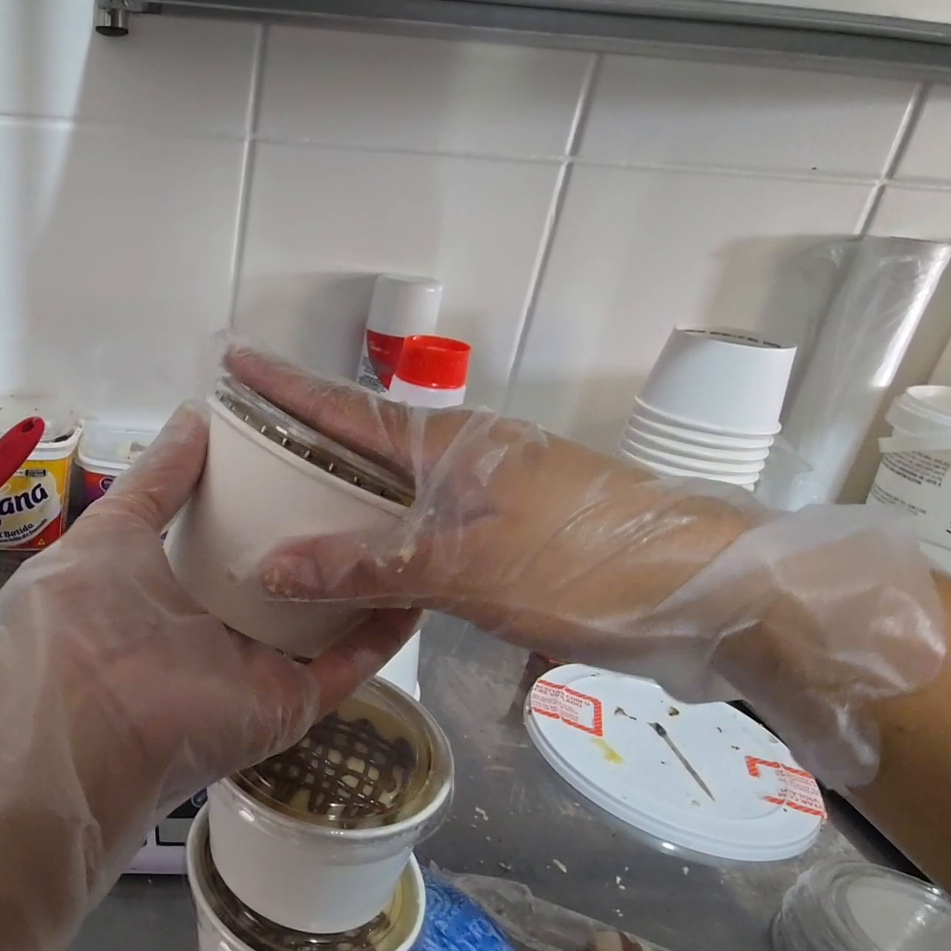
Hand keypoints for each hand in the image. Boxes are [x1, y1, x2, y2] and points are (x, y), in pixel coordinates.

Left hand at [0, 405, 418, 950]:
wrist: (81, 715)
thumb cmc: (83, 608)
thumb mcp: (112, 526)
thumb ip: (158, 475)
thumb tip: (196, 415)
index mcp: (171, 590)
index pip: (229, 543)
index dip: (263, 503)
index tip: (303, 458)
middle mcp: (216, 630)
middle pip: (281, 581)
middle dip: (320, 538)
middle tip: (366, 484)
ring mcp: (257, 668)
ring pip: (323, 620)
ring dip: (359, 578)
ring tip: (404, 521)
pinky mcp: (291, 699)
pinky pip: (350, 663)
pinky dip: (384, 629)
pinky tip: (417, 581)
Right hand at [230, 344, 944, 786]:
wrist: (717, 591)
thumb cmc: (585, 565)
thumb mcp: (465, 569)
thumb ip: (367, 567)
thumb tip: (269, 565)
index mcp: (448, 445)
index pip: (344, 407)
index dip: (284, 387)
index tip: (233, 359)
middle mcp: (464, 455)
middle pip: (364, 439)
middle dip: (304, 437)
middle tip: (246, 445)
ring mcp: (491, 489)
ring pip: (395, 483)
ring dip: (344, 490)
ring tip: (291, 504)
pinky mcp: (511, 526)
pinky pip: (424, 518)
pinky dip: (385, 531)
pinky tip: (369, 560)